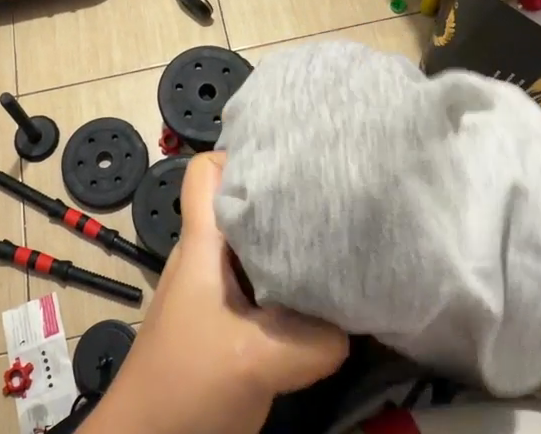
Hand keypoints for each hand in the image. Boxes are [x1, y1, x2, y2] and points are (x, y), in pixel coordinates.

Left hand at [83, 152, 348, 433]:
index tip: (291, 160)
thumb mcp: (258, 358)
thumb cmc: (187, 384)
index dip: (241, 155)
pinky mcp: (228, 329)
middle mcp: (207, 259)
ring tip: (342, 244)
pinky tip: (325, 303)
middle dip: (284, 200)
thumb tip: (353, 322)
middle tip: (337, 199)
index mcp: (202, 244)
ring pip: (257, 252)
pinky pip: (264, 293)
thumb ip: (314, 337)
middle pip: (243, 207)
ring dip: (292, 250)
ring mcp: (216, 296)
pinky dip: (291, 291)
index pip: (207, 171)